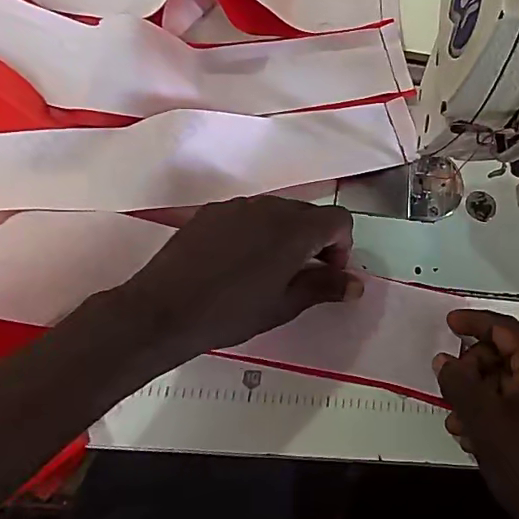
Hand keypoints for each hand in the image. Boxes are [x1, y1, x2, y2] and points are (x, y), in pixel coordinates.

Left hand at [113, 196, 360, 359]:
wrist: (163, 309)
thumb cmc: (231, 312)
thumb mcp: (283, 305)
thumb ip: (324, 287)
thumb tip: (355, 284)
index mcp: (294, 229)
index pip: (338, 220)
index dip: (341, 247)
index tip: (327, 275)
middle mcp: (269, 207)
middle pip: (309, 214)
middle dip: (316, 241)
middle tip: (302, 277)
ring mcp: (238, 206)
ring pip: (278, 212)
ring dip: (286, 236)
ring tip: (269, 272)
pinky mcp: (212, 211)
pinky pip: (248, 214)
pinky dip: (257, 232)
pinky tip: (238, 263)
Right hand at [433, 309, 518, 518]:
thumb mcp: (482, 419)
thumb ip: (458, 382)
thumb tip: (444, 359)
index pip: (507, 328)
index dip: (474, 322)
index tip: (447, 323)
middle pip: (507, 355)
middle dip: (473, 370)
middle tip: (450, 391)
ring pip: (510, 382)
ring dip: (479, 396)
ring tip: (458, 424)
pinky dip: (496, 411)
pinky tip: (477, 437)